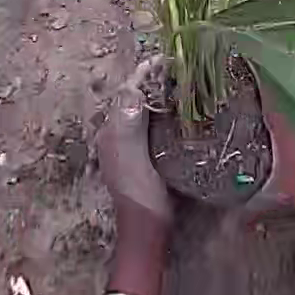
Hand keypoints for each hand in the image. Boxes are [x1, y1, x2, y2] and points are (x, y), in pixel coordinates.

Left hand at [98, 55, 172, 294]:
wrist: (147, 234)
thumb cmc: (141, 196)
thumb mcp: (134, 159)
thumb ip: (129, 124)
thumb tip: (132, 88)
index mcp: (113, 131)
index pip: (127, 92)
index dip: (144, 73)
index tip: (166, 60)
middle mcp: (117, 135)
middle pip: (133, 98)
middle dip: (151, 80)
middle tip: (179, 68)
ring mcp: (129, 146)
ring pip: (142, 109)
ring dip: (157, 94)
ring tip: (182, 83)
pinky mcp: (143, 156)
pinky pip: (150, 124)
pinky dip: (163, 112)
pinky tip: (181, 113)